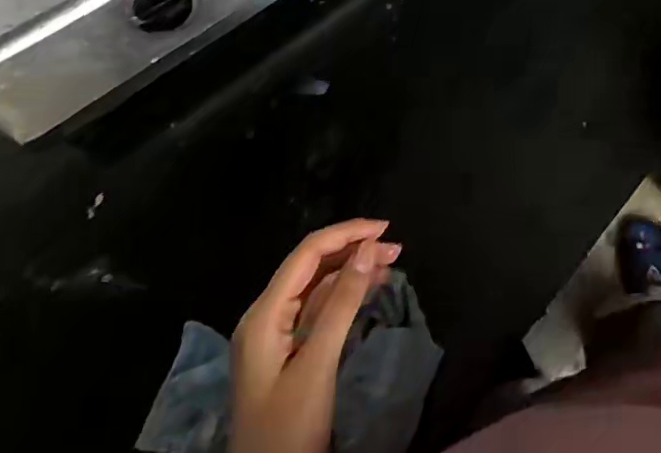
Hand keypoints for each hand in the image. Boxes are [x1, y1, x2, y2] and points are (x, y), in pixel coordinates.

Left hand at [231, 219, 402, 452]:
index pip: (307, 255)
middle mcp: (265, 316)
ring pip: (317, 285)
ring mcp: (275, 335)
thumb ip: (342, 303)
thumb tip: (369, 249)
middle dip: (353, 249)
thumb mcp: (318, 365)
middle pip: (311, 266)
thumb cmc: (288, 431)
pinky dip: (345, 294)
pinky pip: (318, 308)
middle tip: (396, 248)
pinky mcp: (288, 351)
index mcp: (263, 315)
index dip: (346, 234)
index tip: (385, 229)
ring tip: (391, 262)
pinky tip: (370, 288)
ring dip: (352, 270)